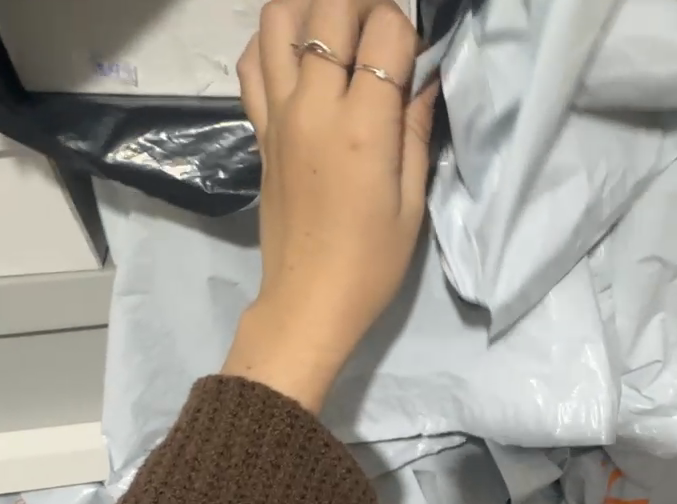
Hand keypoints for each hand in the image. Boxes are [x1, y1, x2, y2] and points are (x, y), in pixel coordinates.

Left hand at [224, 0, 438, 408]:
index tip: (417, 56)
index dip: (408, 28)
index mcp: (363, 126)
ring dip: (314, 10)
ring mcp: (278, 112)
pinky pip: (252, 61)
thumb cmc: (372, 263)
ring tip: (340, 32)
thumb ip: (416, 131)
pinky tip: (298, 58)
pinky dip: (272, 42)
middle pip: (331, 8)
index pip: (386, 31)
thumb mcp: (411, 204)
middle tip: (384, 36)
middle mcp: (315, 104)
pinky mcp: (259, 128)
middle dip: (365, 6)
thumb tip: (425, 79)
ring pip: (279, 18)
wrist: (310, 300)